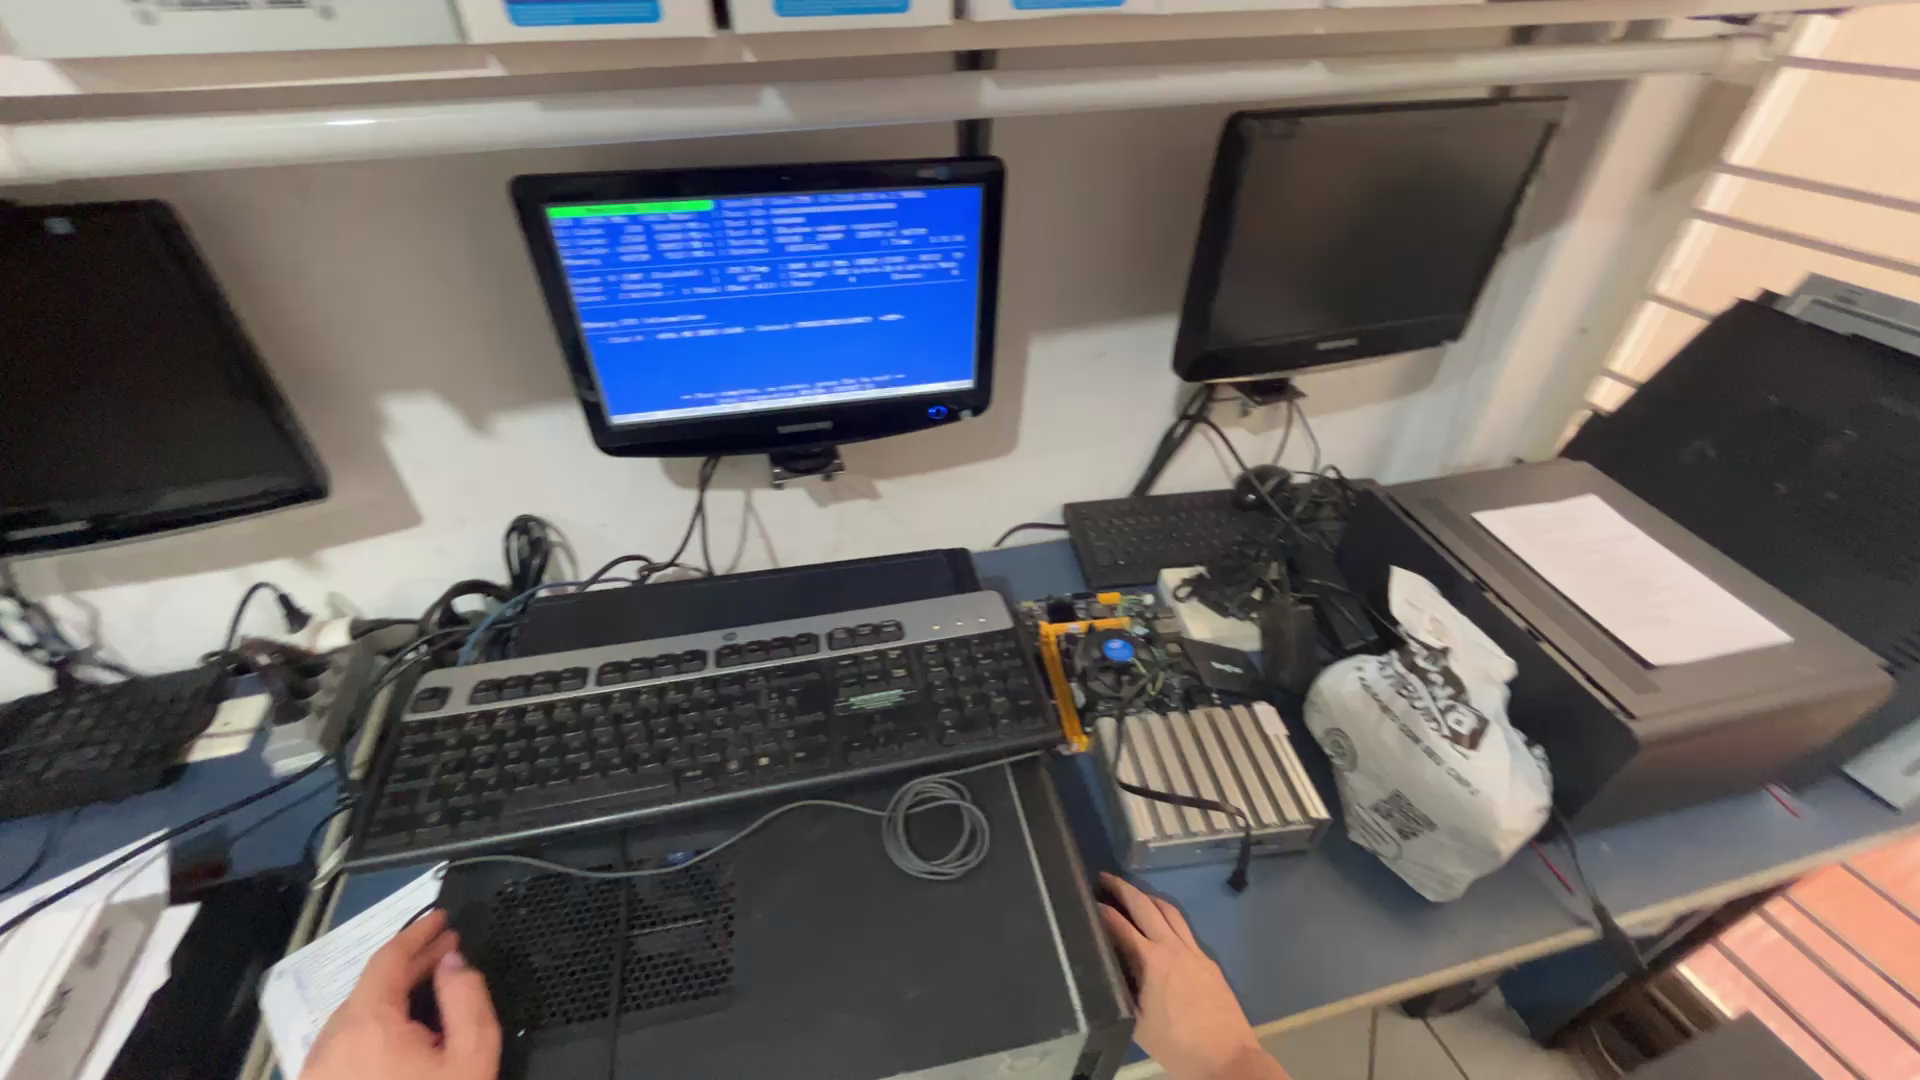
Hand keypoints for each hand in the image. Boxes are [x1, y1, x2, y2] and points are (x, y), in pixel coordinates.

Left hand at [302, 909, 502, 1079]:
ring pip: (352, 1016)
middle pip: (368, 986)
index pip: (388, 960)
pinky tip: (402, 1027)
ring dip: (390, 992)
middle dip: (409, 962)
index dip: (418, 933)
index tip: (443, 918)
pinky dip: (374, 1021)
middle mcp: (330, 1042)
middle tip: (448, 949)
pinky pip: (343, 1042)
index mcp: (367, 1024)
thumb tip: (454, 962)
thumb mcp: (472, 1055)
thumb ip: (467, 997)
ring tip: (429, 983)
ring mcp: (315, 1073)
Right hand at [1097, 874, 1287, 1079]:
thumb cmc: (1179, 1046)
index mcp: (1151, 961)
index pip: (1120, 925)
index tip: (1087, 901)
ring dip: (1147, 896)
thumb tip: (1107, 971)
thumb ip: (1122, 991)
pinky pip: (1184, 927)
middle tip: (1105, 878)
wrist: (1229, 1059)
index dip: (1101, 911)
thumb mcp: (1138, 1024)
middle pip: (1144, 905)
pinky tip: (1162, 923)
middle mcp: (1171, 947)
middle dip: (1122, 888)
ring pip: (1168, 910)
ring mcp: (1193, 950)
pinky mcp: (1207, 960)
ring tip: (1133, 892)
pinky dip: (1167, 915)